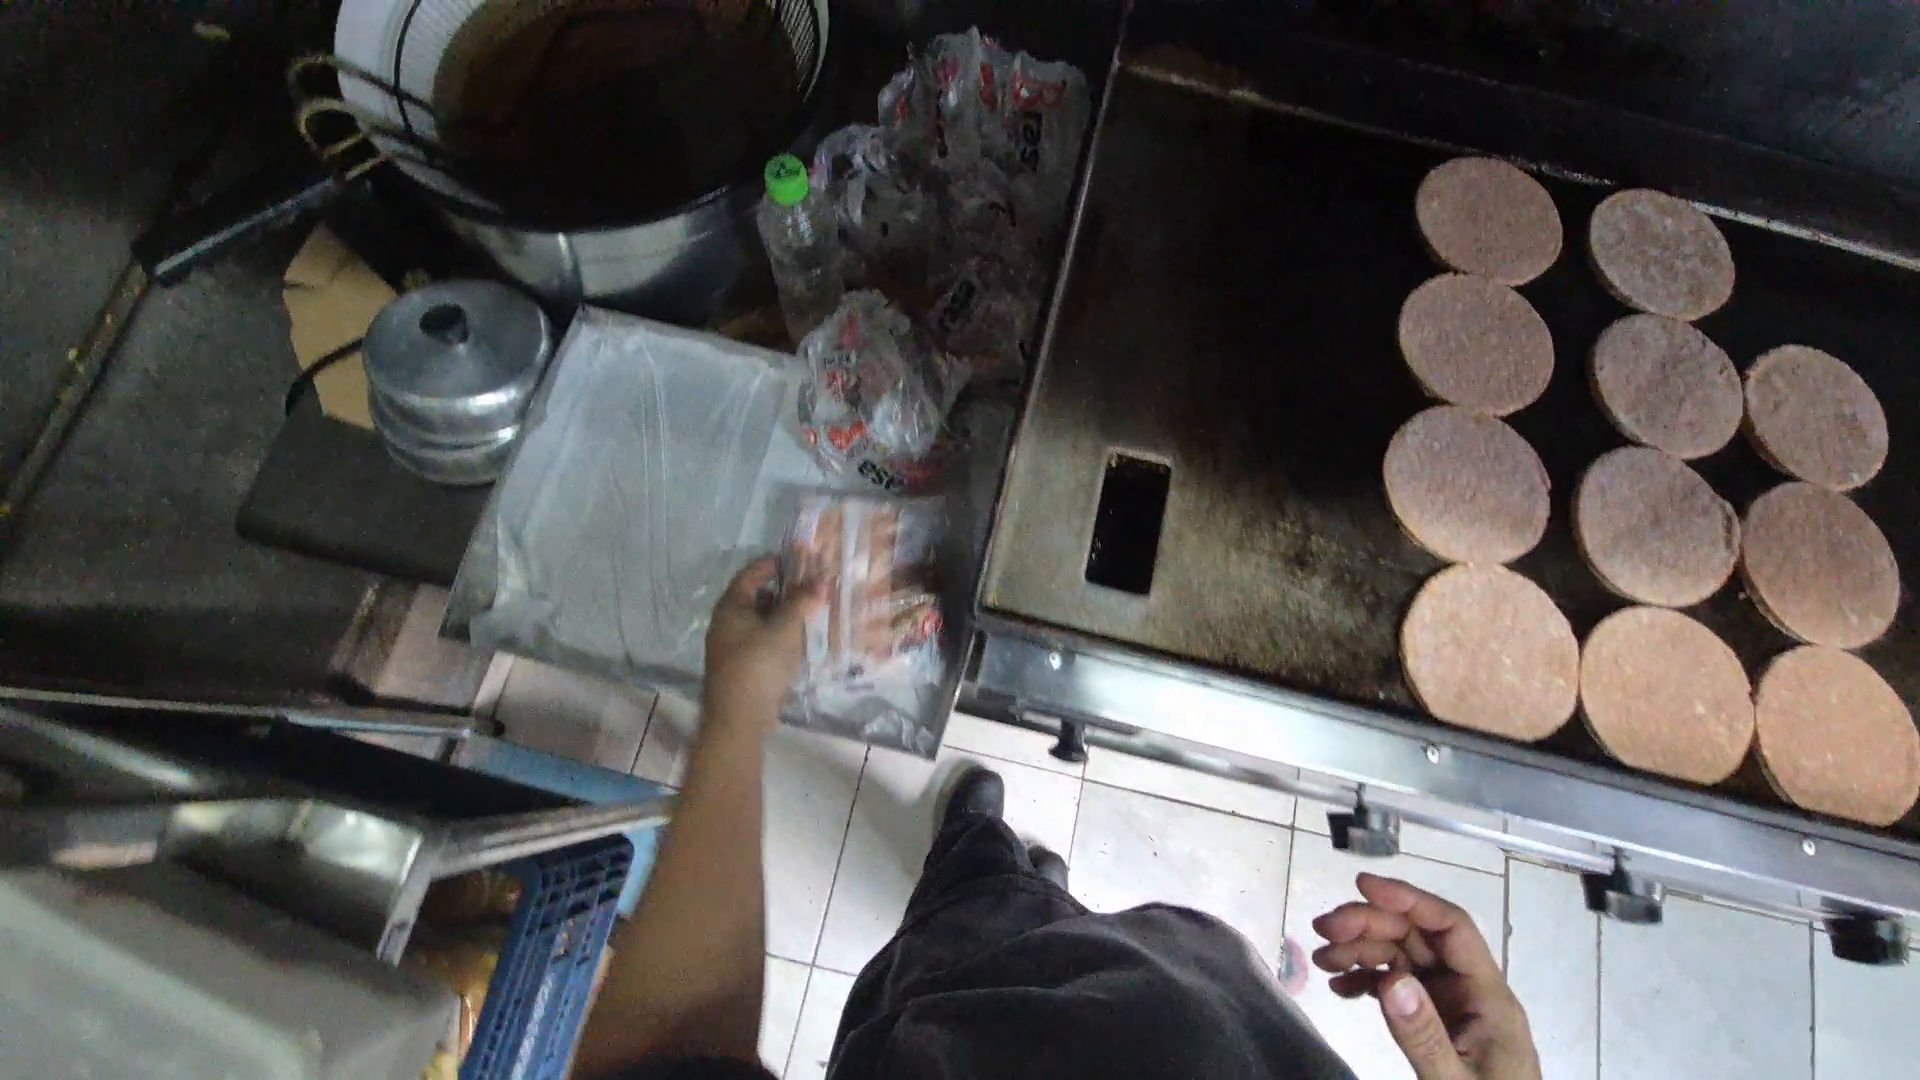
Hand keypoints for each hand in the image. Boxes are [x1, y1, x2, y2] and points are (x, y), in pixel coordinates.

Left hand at [703, 557, 822, 724]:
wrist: (739, 718)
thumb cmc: (758, 665)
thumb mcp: (784, 629)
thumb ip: (802, 601)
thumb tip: (822, 579)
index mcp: (731, 607)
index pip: (751, 574)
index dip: (774, 563)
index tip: (800, 558)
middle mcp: (728, 622)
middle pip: (758, 596)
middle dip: (786, 589)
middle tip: (813, 585)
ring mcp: (734, 645)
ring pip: (763, 619)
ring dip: (786, 613)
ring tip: (814, 609)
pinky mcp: (744, 665)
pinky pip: (765, 639)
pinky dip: (782, 634)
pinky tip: (803, 638)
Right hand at [1311, 873, 1541, 1079]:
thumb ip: (1425, 1036)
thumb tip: (1390, 978)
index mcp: (1489, 998)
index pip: (1451, 926)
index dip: (1407, 899)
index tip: (1361, 886)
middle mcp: (1470, 991)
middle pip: (1416, 936)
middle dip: (1367, 924)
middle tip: (1322, 930)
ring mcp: (1451, 1005)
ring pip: (1400, 955)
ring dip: (1358, 950)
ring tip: (1321, 961)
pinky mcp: (1434, 1020)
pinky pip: (1395, 983)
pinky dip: (1364, 979)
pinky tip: (1340, 988)